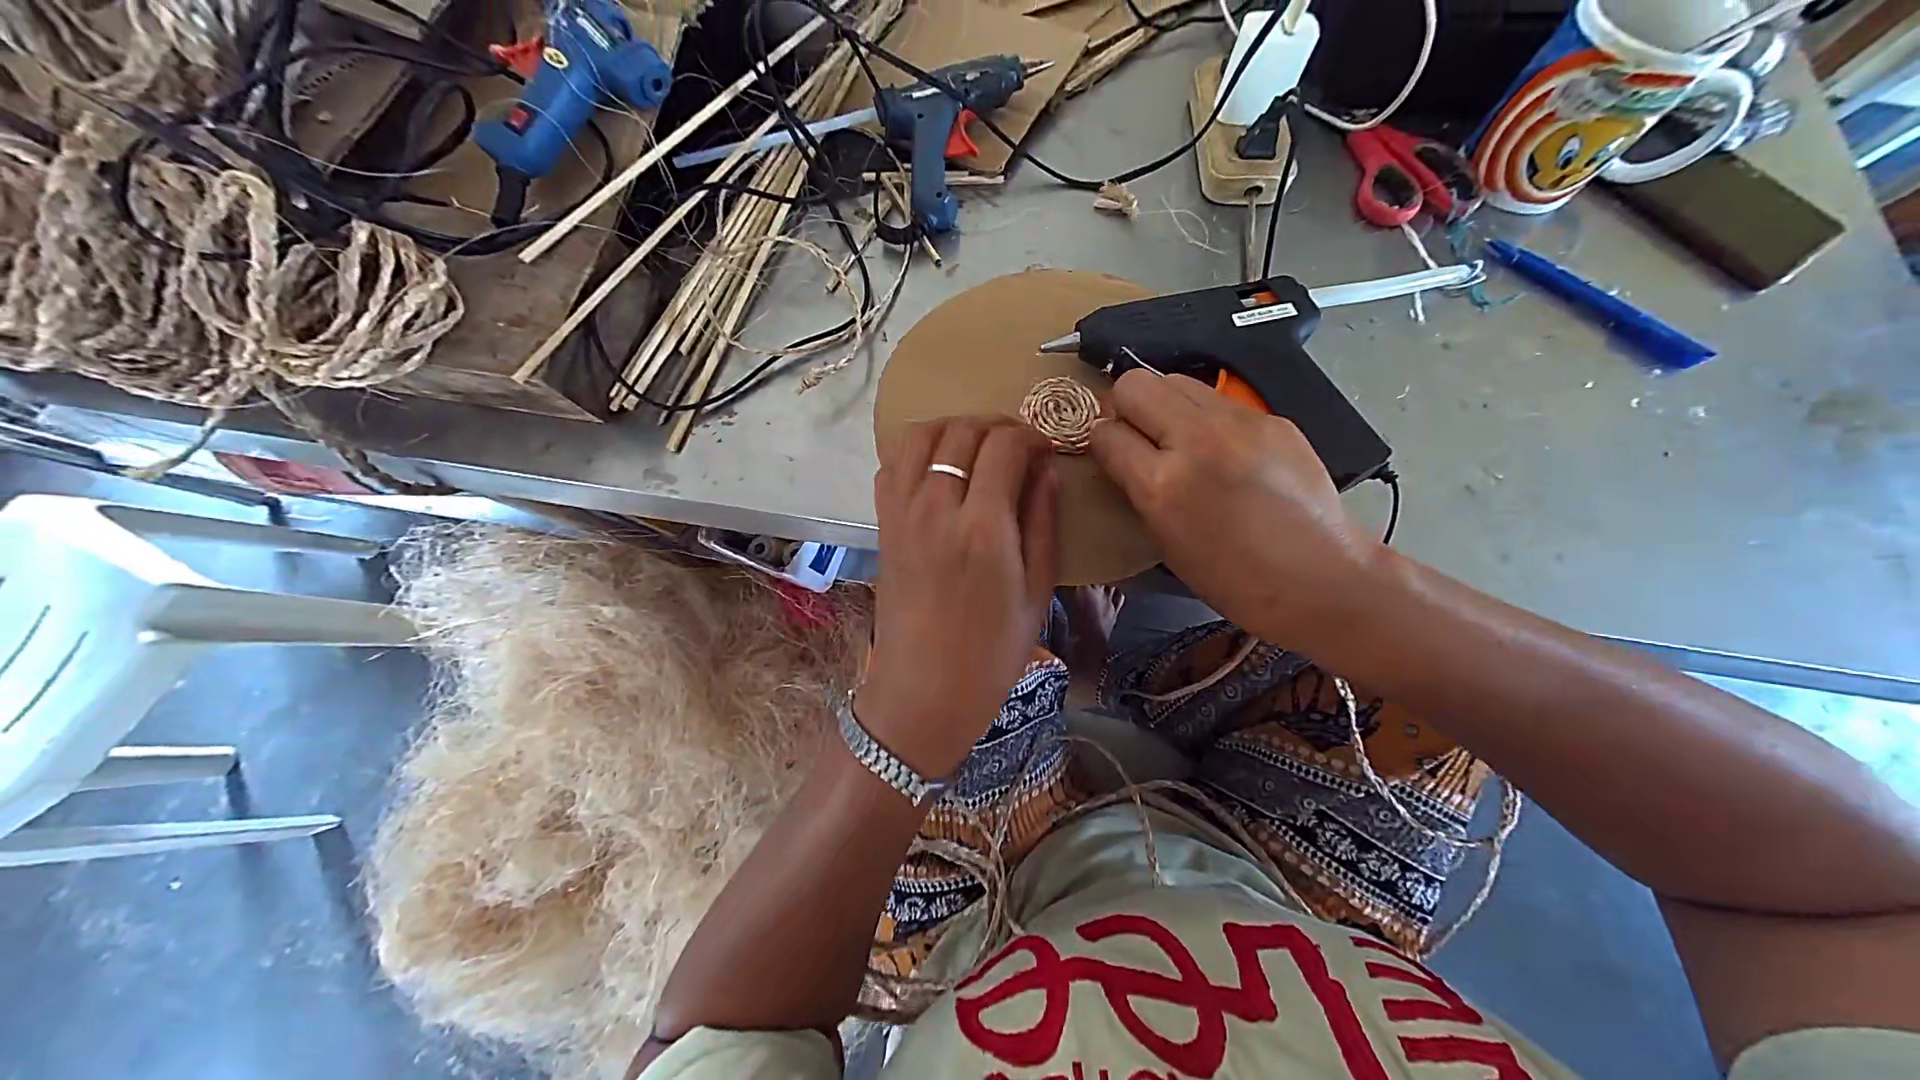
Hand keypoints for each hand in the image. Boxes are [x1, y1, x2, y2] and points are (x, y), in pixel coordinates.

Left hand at [858, 416, 1058, 779]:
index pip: (1004, 446)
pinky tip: (938, 468)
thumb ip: (1042, 523)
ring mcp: (902, 515)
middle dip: (997, 426)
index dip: (1030, 436)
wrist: (923, 692)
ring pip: (919, 436)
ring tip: (977, 447)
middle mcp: (937, 510)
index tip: (1045, 450)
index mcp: (984, 528)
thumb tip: (1046, 470)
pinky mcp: (883, 526)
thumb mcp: (1036, 593)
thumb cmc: (990, 655)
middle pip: (962, 431)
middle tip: (1018, 446)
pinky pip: (892, 466)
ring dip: (953, 428)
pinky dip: (915, 451)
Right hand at [1088, 371, 1383, 646]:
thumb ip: (1137, 486)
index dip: (1100, 440)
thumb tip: (1120, 451)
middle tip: (1139, 434)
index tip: (1109, 449)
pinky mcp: (1272, 418)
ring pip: (1177, 380)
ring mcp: (1240, 424)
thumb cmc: (1235, 577)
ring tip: (1180, 438)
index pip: (1106, 432)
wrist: (1319, 578)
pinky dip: (1208, 417)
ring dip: (1166, 404)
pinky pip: (1220, 399)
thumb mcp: (1165, 540)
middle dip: (1126, 406)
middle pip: (1136, 384)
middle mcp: (1197, 442)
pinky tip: (1224, 449)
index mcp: (1162, 485)